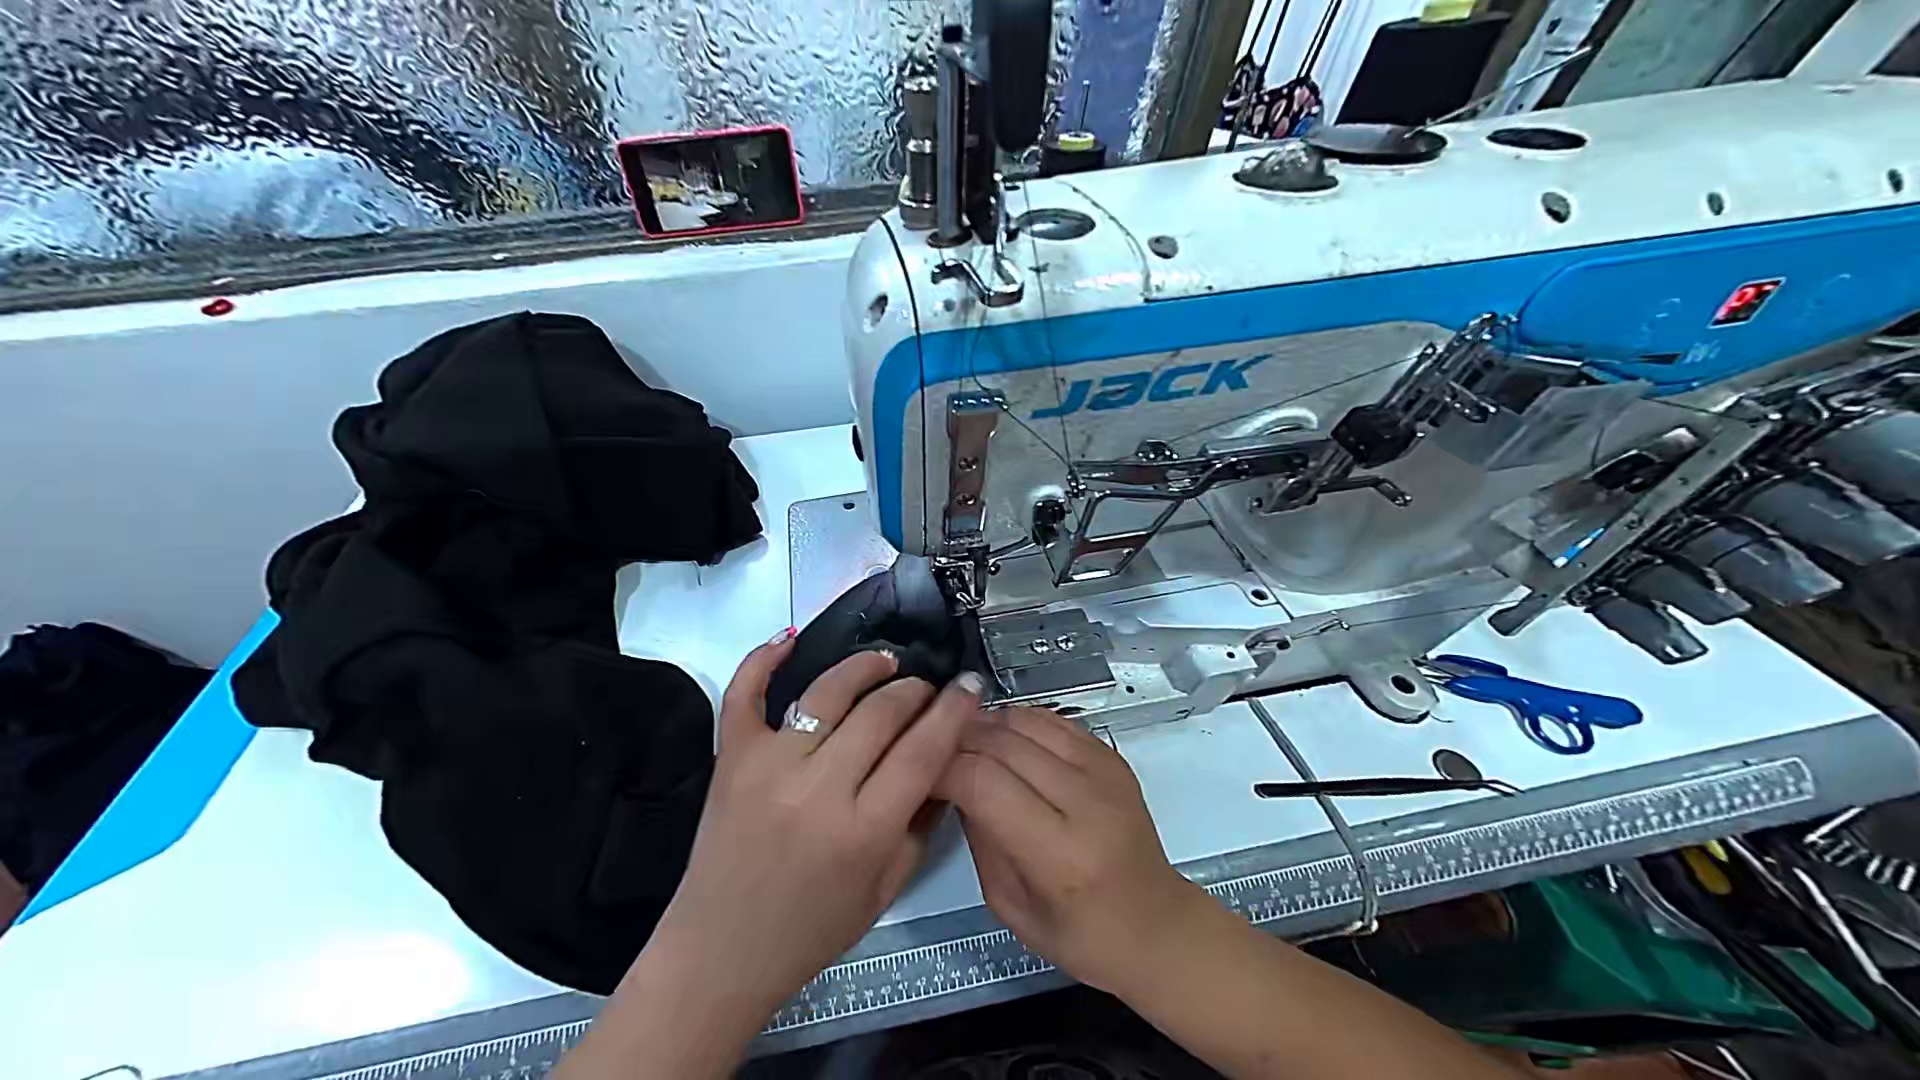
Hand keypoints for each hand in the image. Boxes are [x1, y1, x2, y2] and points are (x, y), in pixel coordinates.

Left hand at [637, 633, 985, 1017]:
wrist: (721, 953)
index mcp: (863, 830)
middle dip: (915, 690)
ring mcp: (768, 767)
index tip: (968, 685)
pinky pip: (744, 694)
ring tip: (885, 662)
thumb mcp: (886, 888)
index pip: (923, 751)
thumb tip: (947, 758)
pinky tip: (790, 637)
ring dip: (864, 667)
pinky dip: (764, 659)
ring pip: (827, 691)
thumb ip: (923, 822)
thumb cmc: (811, 930)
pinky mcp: (732, 758)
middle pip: (881, 712)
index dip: (954, 710)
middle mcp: (817, 789)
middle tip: (927, 689)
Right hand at [936, 706, 1207, 993]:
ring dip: (987, 725)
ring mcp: (1105, 772)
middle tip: (934, 750)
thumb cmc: (1078, 933)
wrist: (1155, 925)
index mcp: (1059, 854)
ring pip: (1027, 721)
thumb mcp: (1008, 904)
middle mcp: (1086, 803)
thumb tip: (951, 779)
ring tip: (966, 740)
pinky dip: (1020, 721)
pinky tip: (1005, 738)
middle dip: (959, 740)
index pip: (983, 782)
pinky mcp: (1113, 757)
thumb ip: (978, 837)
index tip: (920, 771)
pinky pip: (1054, 720)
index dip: (943, 768)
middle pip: (1003, 744)